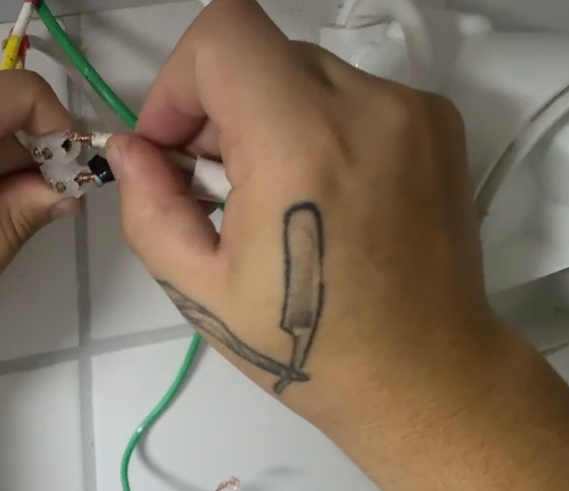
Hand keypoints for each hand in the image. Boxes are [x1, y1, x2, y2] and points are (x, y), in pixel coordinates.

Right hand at [108, 0, 513, 437]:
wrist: (419, 377)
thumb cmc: (304, 349)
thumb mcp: (201, 293)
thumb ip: (151, 211)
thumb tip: (130, 151)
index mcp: (300, 145)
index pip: (221, 35)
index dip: (176, 83)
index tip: (171, 149)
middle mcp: (366, 105)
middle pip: (262, 52)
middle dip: (217, 110)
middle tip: (214, 190)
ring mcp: (412, 109)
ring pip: (307, 74)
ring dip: (268, 121)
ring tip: (270, 202)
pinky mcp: (439, 124)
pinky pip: (354, 96)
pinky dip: (319, 130)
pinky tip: (320, 202)